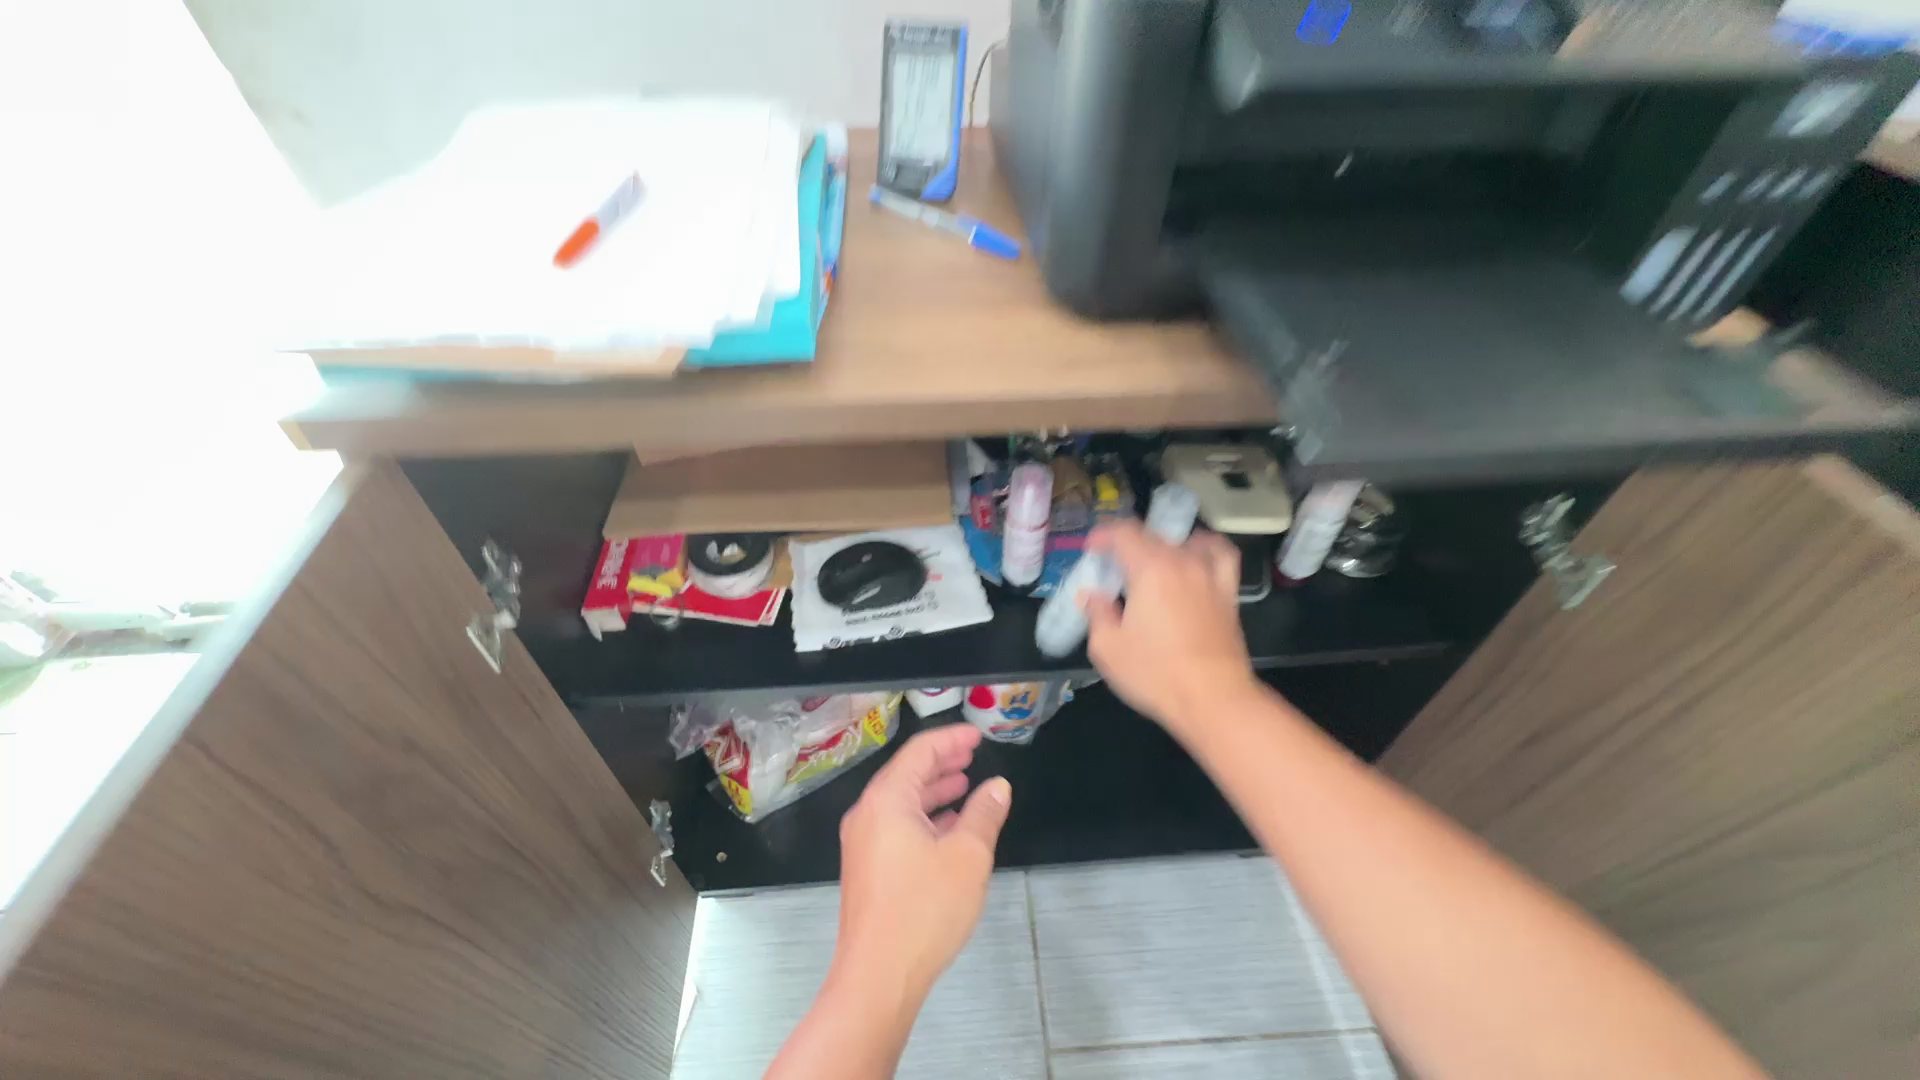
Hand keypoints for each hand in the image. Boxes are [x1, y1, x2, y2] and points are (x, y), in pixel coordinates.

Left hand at [832, 724, 1012, 1006]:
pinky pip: (897, 826)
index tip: (977, 734)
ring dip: (934, 791)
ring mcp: (863, 843)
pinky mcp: (868, 869)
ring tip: (965, 785)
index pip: (919, 751)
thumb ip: (984, 814)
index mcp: (886, 800)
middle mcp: (868, 815)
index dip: (951, 738)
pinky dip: (924, 818)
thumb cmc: (924, 909)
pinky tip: (949, 828)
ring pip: (902, 802)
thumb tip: (997, 786)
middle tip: (972, 754)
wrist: (878, 976)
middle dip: (942, 762)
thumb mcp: (968, 856)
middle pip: (907, 773)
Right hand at [1081, 522, 1258, 734]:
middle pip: (1152, 537)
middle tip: (1112, 568)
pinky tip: (1197, 555)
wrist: (1212, 699)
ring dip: (1162, 547)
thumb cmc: (1155, 673)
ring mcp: (1209, 576)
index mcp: (1149, 570)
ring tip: (1150, 564)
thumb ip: (1097, 614)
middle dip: (1127, 545)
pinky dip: (1206, 549)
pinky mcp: (1227, 595)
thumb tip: (1091, 596)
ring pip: (1183, 544)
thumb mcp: (1108, 648)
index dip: (1103, 536)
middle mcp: (1182, 563)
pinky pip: (1220, 557)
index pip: (1124, 534)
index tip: (1091, 550)